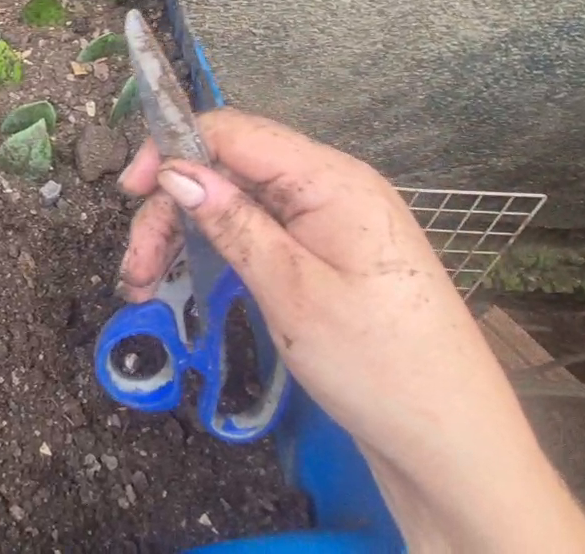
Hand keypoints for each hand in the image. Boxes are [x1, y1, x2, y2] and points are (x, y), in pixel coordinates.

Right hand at [118, 109, 584, 551]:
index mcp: (331, 180)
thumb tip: (174, 168)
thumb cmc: (378, 365)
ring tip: (146, 283)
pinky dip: (211, 252)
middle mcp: (327, 187)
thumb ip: (232, 221)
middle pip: (226, 170)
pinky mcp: (320, 253)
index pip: (234, 132)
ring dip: (182, 235)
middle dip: (172, 209)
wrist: (453, 451)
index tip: (131, 189)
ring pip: (231, 202)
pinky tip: (181, 280)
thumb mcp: (292, 291)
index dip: (174, 147)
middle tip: (137, 265)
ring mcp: (324, 221)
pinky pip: (252, 231)